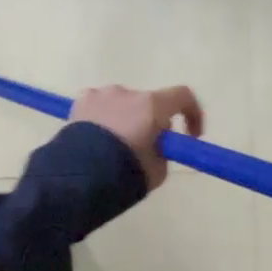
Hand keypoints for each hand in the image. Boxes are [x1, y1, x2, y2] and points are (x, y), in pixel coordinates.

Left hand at [70, 85, 204, 188]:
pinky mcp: (79, 103)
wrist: (79, 178)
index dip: (192, 114)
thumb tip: (155, 144)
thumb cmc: (125, 173)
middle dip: (150, 122)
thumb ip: (163, 151)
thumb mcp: (158, 170)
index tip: (190, 135)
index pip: (183, 96)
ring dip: (124, 119)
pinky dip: (102, 118)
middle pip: (148, 103)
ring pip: (121, 104)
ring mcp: (100, 95)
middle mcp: (126, 93)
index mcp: (151, 105)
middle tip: (144, 148)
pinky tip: (95, 139)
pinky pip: (98, 107)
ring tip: (114, 146)